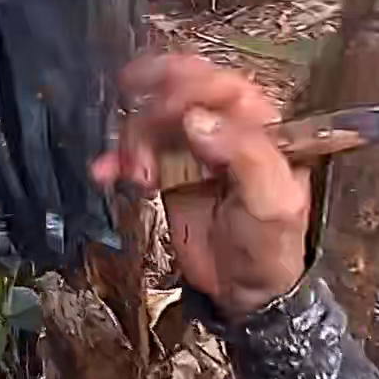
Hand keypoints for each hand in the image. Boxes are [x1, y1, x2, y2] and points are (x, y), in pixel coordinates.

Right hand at [93, 55, 309, 319]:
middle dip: (156, 103)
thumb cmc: (270, 246)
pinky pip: (138, 150)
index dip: (190, 88)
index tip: (164, 106)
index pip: (223, 86)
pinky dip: (119, 158)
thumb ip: (244, 154)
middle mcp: (226, 128)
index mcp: (262, 126)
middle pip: (184, 91)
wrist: (246, 292)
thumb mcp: (272, 202)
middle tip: (140, 125)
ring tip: (136, 173)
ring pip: (155, 119)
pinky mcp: (169, 170)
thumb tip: (197, 119)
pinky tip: (106, 170)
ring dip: (135, 138)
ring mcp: (195, 148)